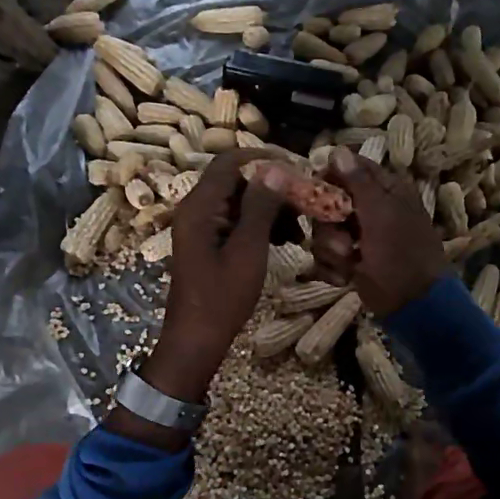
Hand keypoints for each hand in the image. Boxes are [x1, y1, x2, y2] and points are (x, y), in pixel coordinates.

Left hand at [142, 150, 282, 401]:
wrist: (195, 339)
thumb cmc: (222, 297)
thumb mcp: (247, 250)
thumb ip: (261, 207)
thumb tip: (276, 169)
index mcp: (199, 206)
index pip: (230, 162)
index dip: (263, 159)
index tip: (297, 168)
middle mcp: (195, 210)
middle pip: (236, 182)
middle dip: (271, 190)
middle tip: (304, 205)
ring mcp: (199, 228)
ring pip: (238, 204)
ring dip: (268, 210)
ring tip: (297, 232)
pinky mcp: (206, 244)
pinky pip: (234, 223)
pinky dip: (258, 227)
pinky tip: (282, 242)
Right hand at [312, 148, 446, 315]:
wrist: (413, 306)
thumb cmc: (401, 255)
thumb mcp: (381, 214)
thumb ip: (358, 182)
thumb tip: (337, 150)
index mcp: (385, 191)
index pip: (350, 168)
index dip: (331, 179)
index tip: (320, 194)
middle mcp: (370, 210)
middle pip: (329, 203)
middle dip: (329, 226)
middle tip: (344, 242)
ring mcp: (360, 238)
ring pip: (324, 233)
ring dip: (331, 251)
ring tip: (349, 264)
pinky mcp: (351, 263)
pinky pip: (326, 258)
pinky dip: (333, 270)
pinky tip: (345, 279)